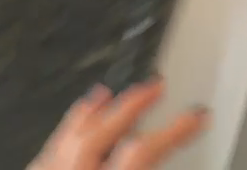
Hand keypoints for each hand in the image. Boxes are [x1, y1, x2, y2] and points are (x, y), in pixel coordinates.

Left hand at [27, 78, 207, 169]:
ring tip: (112, 92)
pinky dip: (67, 129)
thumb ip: (145, 166)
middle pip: (106, 129)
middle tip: (157, 85)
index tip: (198, 115)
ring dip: (96, 110)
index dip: (176, 129)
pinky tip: (75, 120)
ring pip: (72, 134)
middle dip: (135, 102)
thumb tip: (164, 156)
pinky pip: (48, 148)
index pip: (144, 150)